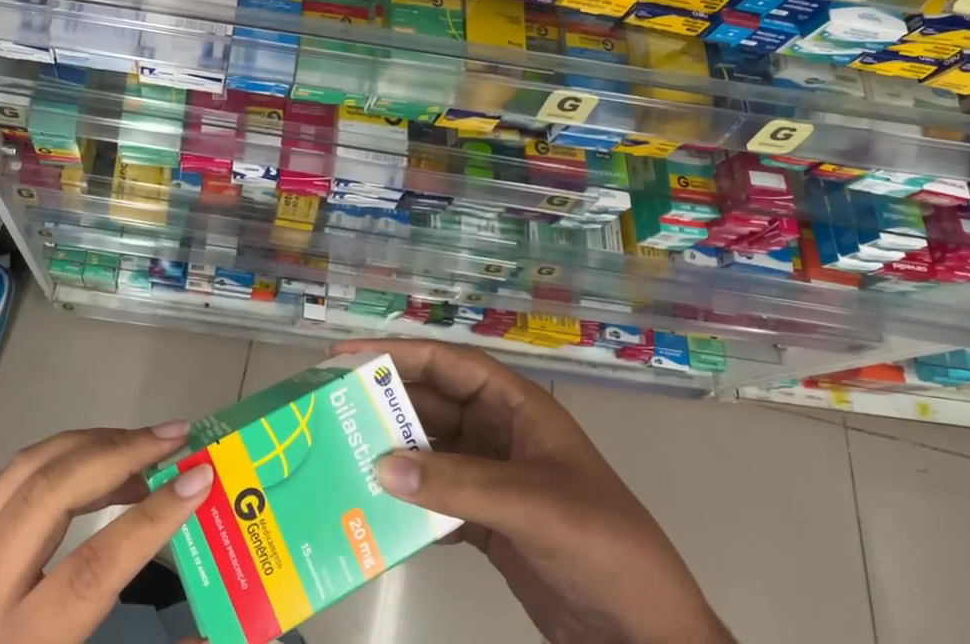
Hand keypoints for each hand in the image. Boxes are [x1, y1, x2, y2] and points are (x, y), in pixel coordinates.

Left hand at [0, 424, 212, 643]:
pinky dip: (61, 455)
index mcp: (24, 638)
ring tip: (144, 443)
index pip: (93, 564)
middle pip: (49, 493)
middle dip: (118, 454)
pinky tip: (101, 463)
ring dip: (89, 444)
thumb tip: (215, 632)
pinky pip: (12, 478)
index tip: (199, 478)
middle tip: (175, 437)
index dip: (151, 518)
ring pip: (24, 471)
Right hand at [331, 339, 734, 643]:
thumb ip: (458, 483)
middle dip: (384, 406)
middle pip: (432, 407)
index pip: (451, 366)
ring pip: (428, 455)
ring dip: (389, 457)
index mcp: (519, 410)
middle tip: (328, 410)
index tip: (345, 358)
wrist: (641, 630)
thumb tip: (380, 465)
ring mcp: (493, 481)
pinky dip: (403, 504)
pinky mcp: (486, 525)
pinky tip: (370, 511)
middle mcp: (501, 436)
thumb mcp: (533, 505)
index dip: (399, 354)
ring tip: (338, 459)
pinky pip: (433, 501)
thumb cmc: (602, 544)